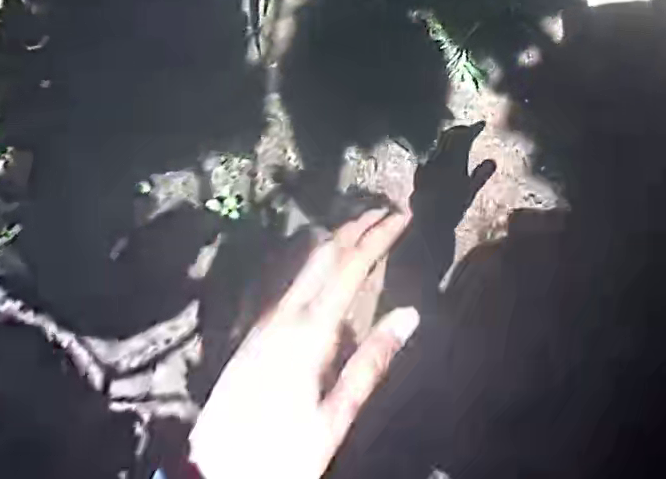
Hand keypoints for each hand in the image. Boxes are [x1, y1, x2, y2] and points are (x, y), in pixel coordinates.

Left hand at [191, 210, 415, 478]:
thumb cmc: (278, 455)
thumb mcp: (333, 419)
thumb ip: (371, 363)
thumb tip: (410, 314)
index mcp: (309, 331)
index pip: (351, 266)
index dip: (379, 236)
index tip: (403, 215)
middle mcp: (284, 315)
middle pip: (324, 254)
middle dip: (357, 226)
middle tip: (386, 210)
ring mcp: (265, 322)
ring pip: (307, 264)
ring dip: (339, 241)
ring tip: (365, 230)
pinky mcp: (255, 334)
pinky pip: (295, 281)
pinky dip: (321, 262)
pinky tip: (330, 272)